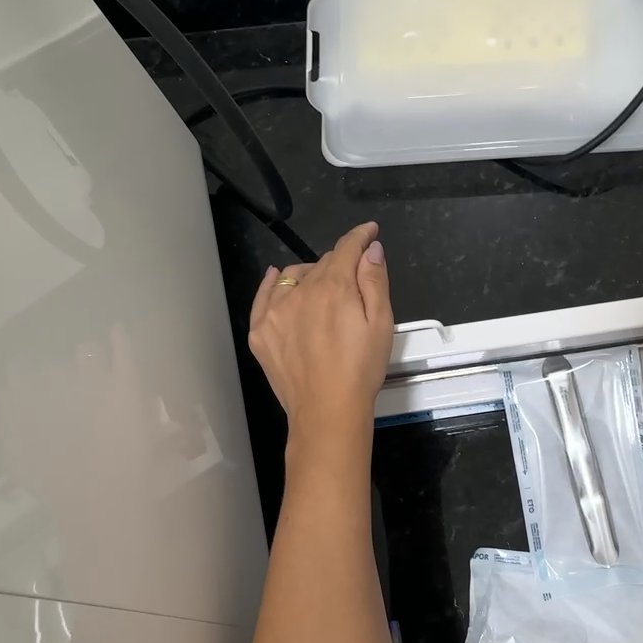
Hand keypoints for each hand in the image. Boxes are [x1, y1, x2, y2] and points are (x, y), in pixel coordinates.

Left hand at [249, 222, 393, 438]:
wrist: (327, 411)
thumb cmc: (361, 369)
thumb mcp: (382, 323)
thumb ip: (374, 280)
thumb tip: (371, 248)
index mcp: (334, 287)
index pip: (347, 248)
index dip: (360, 236)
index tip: (370, 231)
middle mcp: (301, 291)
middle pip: (322, 263)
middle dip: (340, 263)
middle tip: (354, 277)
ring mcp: (276, 311)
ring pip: (294, 275)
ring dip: (311, 273)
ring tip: (323, 287)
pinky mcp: (261, 332)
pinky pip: (264, 296)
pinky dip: (273, 282)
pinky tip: (278, 276)